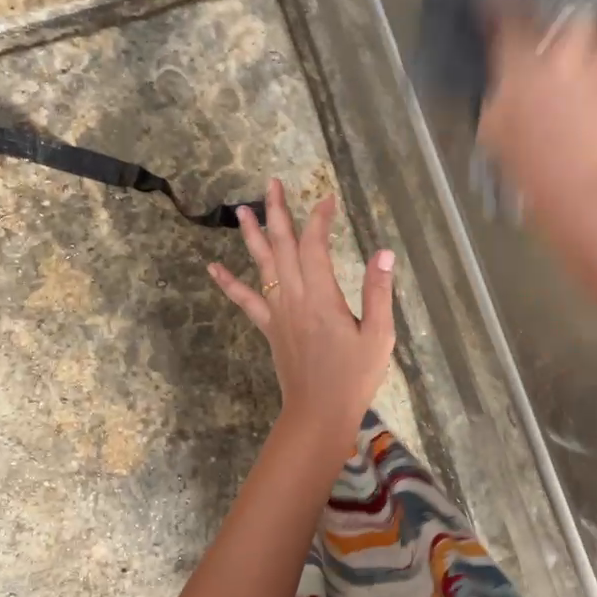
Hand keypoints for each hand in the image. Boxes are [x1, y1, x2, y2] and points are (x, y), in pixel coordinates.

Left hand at [207, 179, 395, 452]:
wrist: (319, 412)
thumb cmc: (354, 376)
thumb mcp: (378, 335)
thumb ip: (378, 293)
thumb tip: (384, 252)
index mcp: (322, 297)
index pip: (315, 246)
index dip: (319, 219)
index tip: (327, 199)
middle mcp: (294, 298)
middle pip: (282, 246)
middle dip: (278, 213)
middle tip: (271, 183)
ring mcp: (278, 312)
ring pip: (262, 266)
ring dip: (252, 236)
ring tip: (241, 210)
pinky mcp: (269, 327)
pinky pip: (246, 300)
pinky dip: (229, 283)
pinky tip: (213, 268)